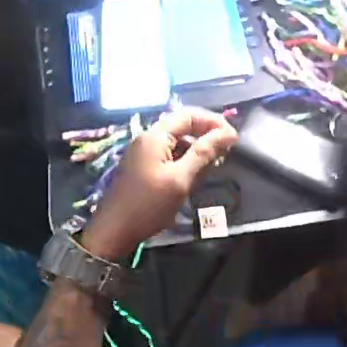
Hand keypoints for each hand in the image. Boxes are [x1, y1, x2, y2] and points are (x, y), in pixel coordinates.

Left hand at [82, 108, 237, 259]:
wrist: (114, 231)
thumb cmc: (148, 205)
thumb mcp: (180, 179)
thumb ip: (204, 153)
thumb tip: (229, 133)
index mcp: (155, 135)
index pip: (189, 115)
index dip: (214, 122)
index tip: (233, 138)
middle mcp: (148, 138)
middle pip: (183, 127)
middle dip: (206, 137)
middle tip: (225, 155)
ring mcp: (144, 152)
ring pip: (177, 143)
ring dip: (196, 152)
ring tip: (211, 169)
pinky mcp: (143, 166)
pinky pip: (169, 156)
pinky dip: (184, 162)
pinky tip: (193, 178)